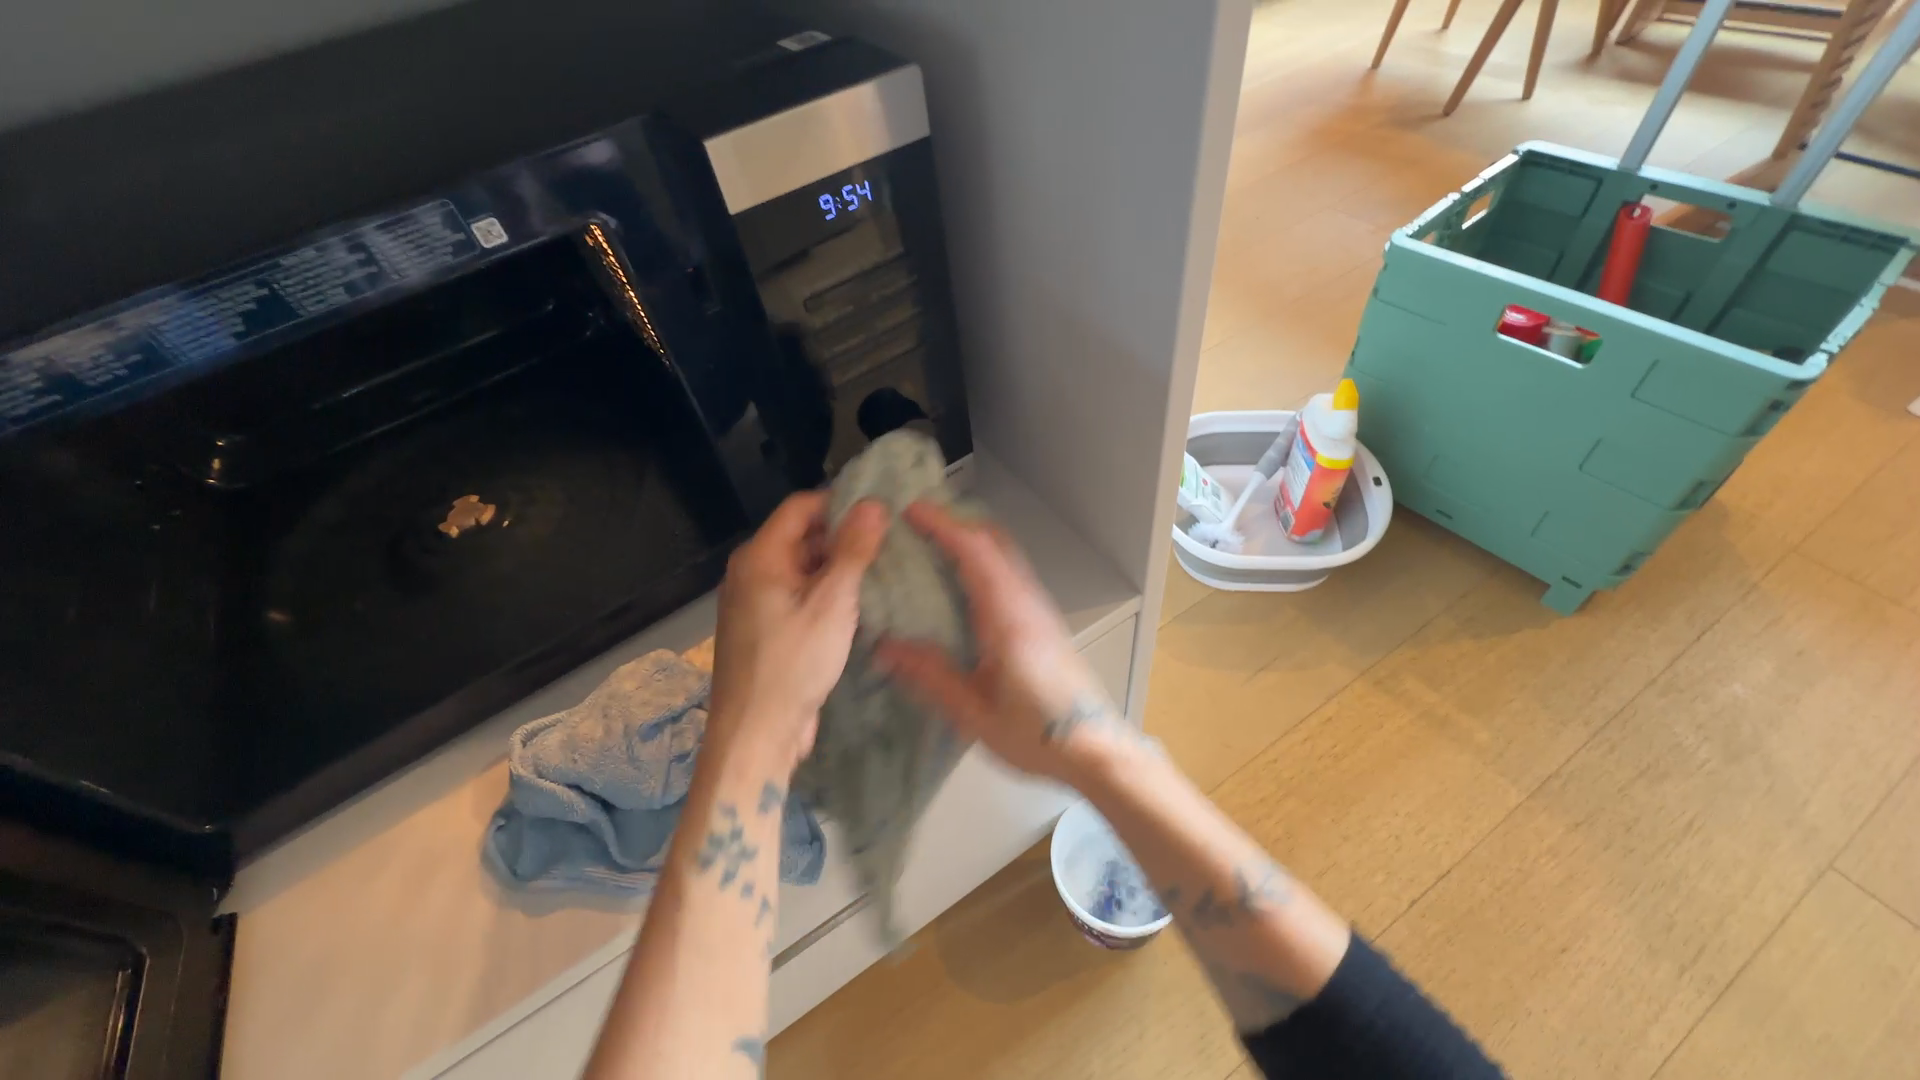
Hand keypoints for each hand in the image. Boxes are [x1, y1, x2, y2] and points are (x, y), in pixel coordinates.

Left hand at [708, 491, 887, 776]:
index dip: (840, 505)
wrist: (756, 734)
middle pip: (802, 537)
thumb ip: (853, 551)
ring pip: (804, 570)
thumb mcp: (832, 604)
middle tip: (890, 549)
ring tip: (883, 577)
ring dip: (838, 572)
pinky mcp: (765, 631)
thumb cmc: (793, 664)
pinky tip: (860, 609)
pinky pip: (799, 599)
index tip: (881, 517)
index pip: (801, 506)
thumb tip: (873, 504)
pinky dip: (826, 598)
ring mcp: (756, 603)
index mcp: (759, 557)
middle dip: (844, 540)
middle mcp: (751, 573)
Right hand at [875, 501, 1131, 782]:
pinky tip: (958, 586)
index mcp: (1008, 618)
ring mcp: (1040, 609)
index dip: (943, 525)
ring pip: (1005, 555)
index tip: (909, 511)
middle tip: (913, 527)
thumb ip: (931, 676)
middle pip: (994, 541)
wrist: (1098, 751)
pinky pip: (1010, 574)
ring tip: (928, 550)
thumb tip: (883, 646)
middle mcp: (1027, 603)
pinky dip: (981, 561)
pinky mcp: (1044, 622)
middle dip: (955, 524)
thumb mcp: (974, 714)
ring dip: (970, 541)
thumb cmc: (1038, 735)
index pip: (976, 552)